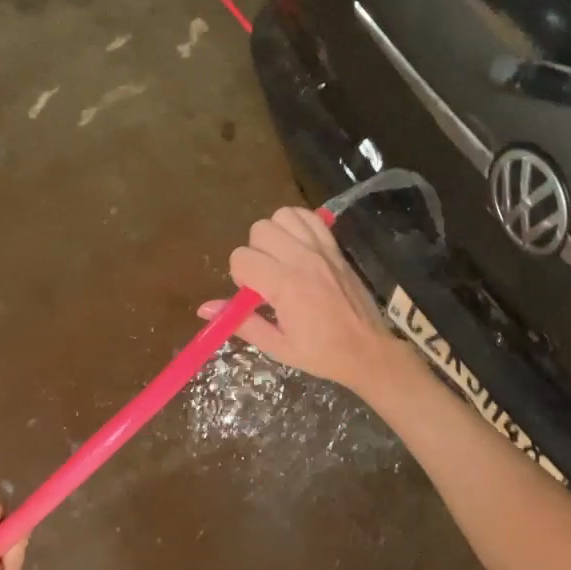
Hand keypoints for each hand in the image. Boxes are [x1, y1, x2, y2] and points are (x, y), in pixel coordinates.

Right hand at [197, 207, 415, 393]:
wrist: (366, 350)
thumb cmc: (321, 353)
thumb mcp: (278, 346)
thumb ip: (242, 323)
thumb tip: (204, 308)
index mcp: (285, 285)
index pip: (242, 258)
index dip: (240, 277)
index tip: (253, 296)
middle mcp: (302, 259)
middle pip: (259, 230)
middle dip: (254, 252)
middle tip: (266, 278)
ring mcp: (321, 249)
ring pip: (282, 216)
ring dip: (274, 234)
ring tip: (280, 260)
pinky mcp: (335, 247)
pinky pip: (309, 217)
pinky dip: (297, 224)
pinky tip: (297, 248)